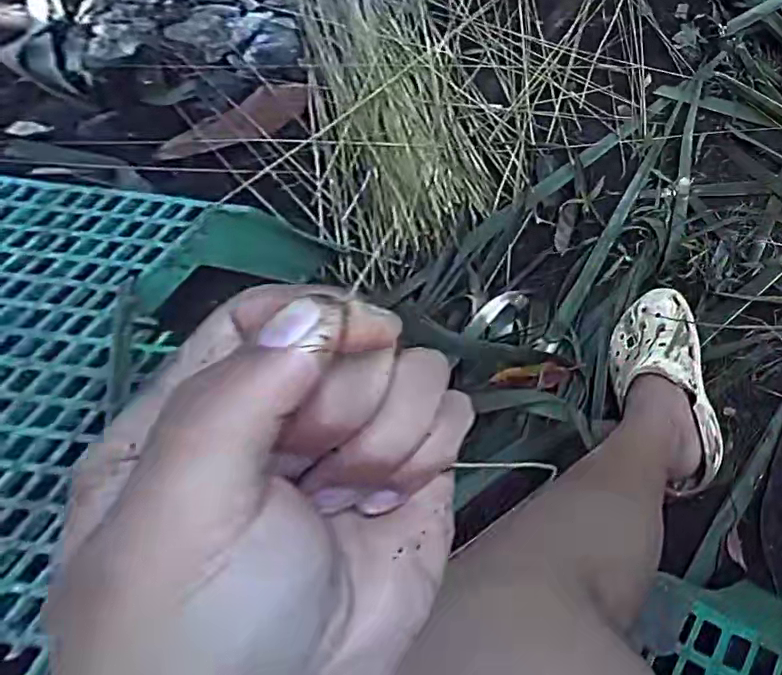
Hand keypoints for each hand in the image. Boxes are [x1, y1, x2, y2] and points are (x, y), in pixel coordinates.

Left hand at [48, 286, 474, 674]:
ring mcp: (362, 435)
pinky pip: (456, 410)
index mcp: (201, 416)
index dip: (318, 313)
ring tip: (356, 490)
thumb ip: (231, 404)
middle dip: (354, 398)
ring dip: (397, 431)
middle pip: (359, 339)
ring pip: (419, 370)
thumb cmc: (198, 620)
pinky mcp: (424, 458)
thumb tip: (316, 313)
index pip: (264, 315)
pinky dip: (433, 450)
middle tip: (317, 463)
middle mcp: (288, 415)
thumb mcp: (175, 520)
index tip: (354, 339)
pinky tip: (395, 494)